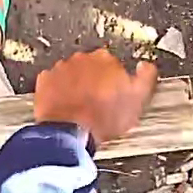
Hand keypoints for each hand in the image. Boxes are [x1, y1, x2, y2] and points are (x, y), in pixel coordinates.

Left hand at [33, 49, 158, 143]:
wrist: (70, 132)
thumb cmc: (102, 118)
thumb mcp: (138, 100)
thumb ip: (145, 77)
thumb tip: (147, 66)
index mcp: (106, 59)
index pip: (114, 64)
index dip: (115, 81)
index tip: (115, 94)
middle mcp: (82, 59)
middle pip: (92, 67)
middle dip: (95, 81)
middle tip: (98, 102)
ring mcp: (61, 69)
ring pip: (72, 74)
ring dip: (76, 86)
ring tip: (81, 107)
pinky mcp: (45, 81)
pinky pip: (53, 83)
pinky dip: (58, 92)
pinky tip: (65, 106)